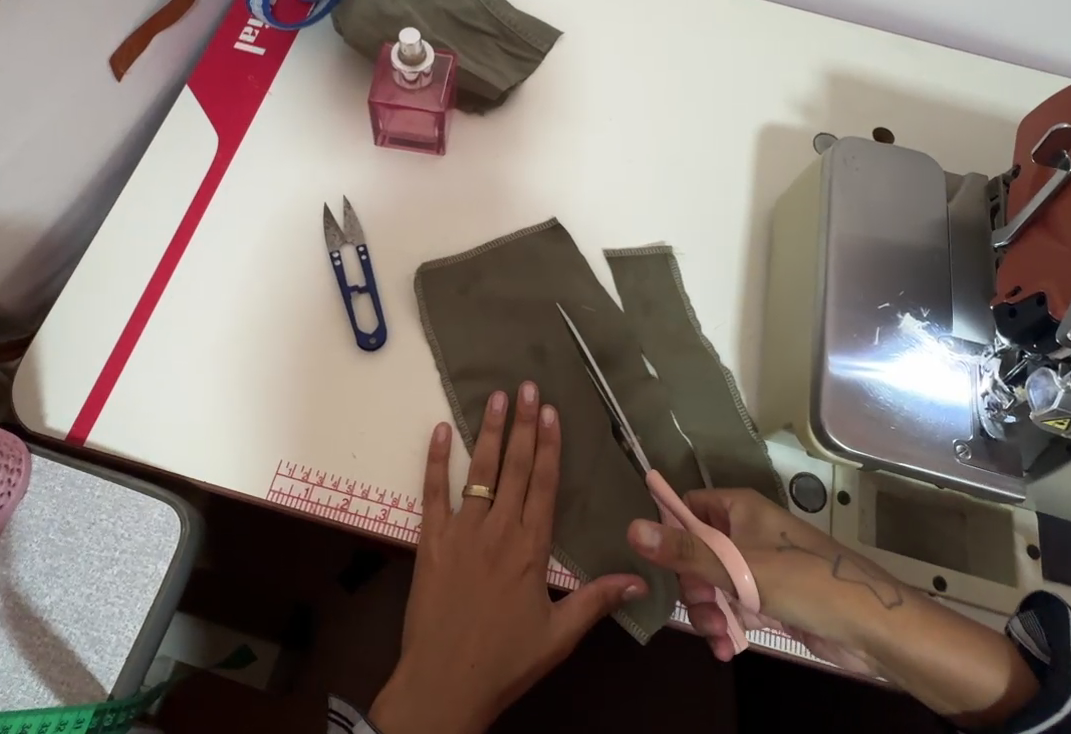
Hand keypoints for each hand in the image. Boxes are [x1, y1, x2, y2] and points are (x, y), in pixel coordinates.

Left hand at [370, 383, 647, 733]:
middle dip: (522, 424)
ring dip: (488, 432)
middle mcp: (498, 529)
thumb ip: (596, 600)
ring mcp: (461, 531)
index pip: (543, 484)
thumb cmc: (505, 660)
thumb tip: (641, 579)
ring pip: (478, 471)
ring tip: (494, 396)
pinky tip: (440, 430)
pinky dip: (435, 460)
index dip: (548, 445)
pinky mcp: (430, 541)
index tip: (551, 410)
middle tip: (526, 385)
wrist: (443, 684)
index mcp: (531, 547)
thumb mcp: (559, 635)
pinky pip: (432, 492)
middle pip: (514, 467)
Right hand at [627, 488, 889, 667]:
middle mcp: (746, 530)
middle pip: (695, 551)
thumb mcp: (738, 567)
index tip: (664, 564)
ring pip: (712, 583)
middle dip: (692, 586)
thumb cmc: (804, 581)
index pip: (687, 507)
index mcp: (738, 507)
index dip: (671, 532)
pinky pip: (733, 605)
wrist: (870, 624)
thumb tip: (632, 528)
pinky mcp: (770, 596)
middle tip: (701, 609)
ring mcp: (758, 565)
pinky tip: (727, 649)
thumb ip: (684, 552)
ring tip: (718, 638)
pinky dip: (726, 625)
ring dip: (708, 612)